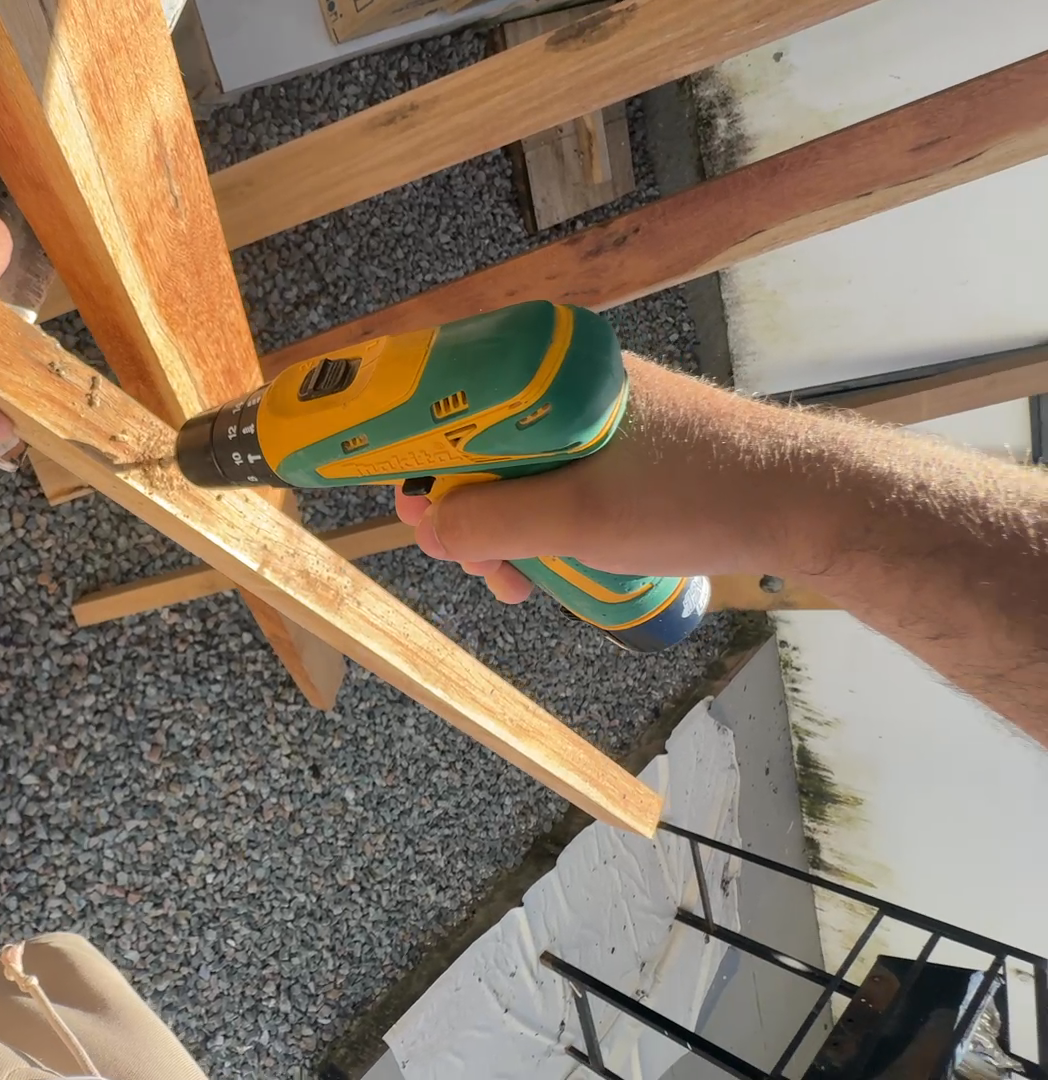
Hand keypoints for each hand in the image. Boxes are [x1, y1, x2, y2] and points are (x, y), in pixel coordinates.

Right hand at [396, 356, 828, 601]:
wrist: (821, 508)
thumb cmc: (694, 498)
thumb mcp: (574, 520)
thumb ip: (488, 524)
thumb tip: (429, 531)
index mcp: (553, 375)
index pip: (453, 402)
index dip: (420, 457)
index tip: (411, 507)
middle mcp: (566, 390)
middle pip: (478, 447)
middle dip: (461, 510)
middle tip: (459, 556)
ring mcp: (594, 423)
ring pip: (514, 474)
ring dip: (497, 531)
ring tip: (507, 581)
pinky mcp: (618, 454)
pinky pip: (550, 486)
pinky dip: (534, 527)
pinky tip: (540, 570)